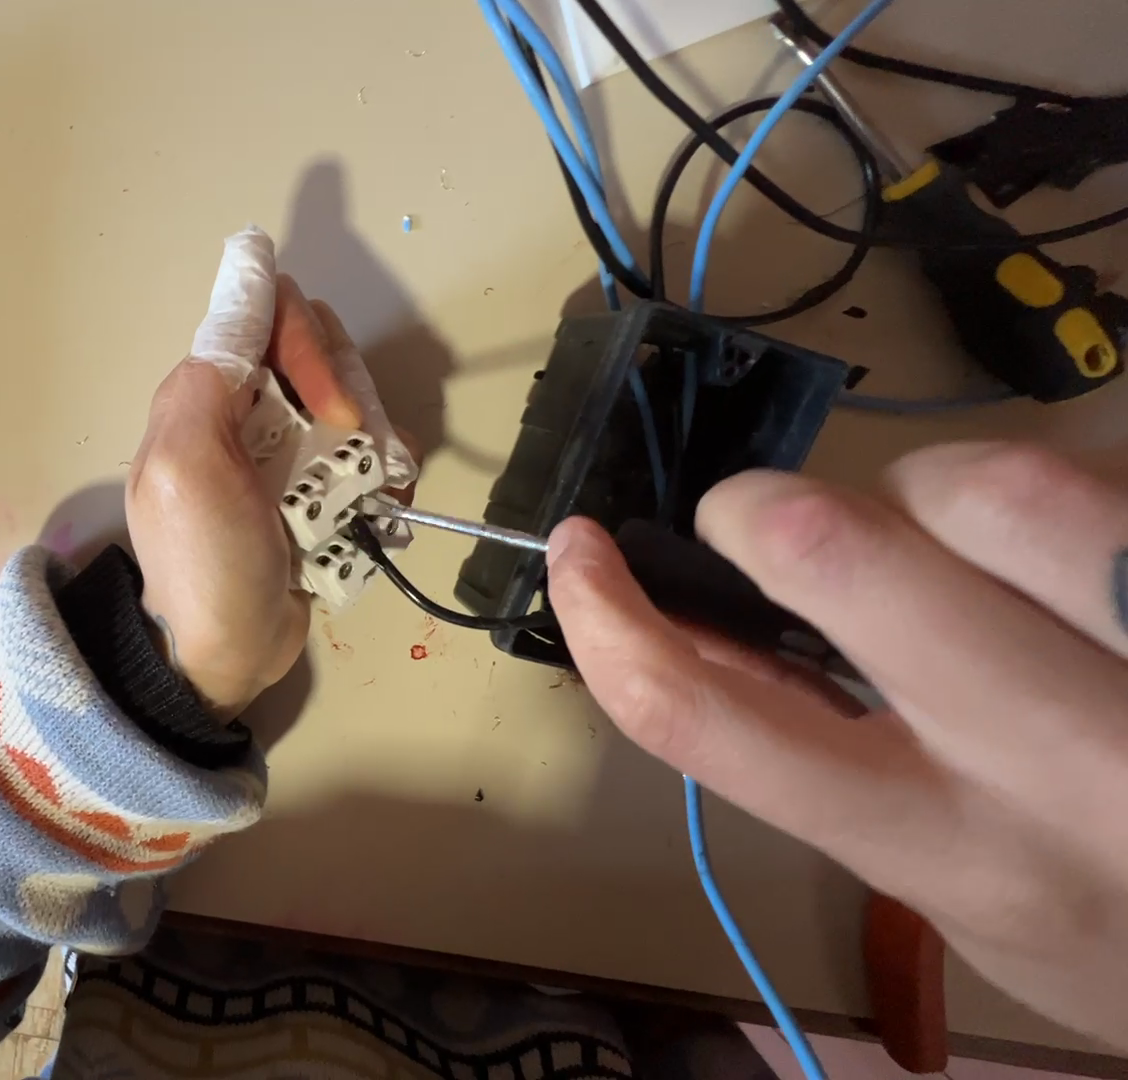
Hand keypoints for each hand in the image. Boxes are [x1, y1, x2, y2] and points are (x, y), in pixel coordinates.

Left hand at [125, 276, 361, 717]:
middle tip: (351, 454)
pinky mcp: (316, 482)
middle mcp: (243, 411)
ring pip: (349, 395)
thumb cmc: (206, 563)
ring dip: (373, 438)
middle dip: (347, 397)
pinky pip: (364, 446)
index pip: (265, 319)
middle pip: (317, 352)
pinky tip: (384, 503)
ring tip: (374, 490)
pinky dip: (383, 469)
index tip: (330, 411)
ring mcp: (283, 448)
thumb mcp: (185, 467)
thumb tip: (245, 267)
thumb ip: (210, 374)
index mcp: (204, 397)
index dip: (308, 348)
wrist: (226, 652)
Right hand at [546, 442, 1127, 1045]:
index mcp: (950, 846)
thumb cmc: (1094, 913)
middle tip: (758, 525)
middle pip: (838, 552)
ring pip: (984, 485)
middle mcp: (1074, 764)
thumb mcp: (911, 856)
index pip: (702, 715)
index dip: (604, 616)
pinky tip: (1075, 551)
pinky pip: (1107, 468)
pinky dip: (1050, 490)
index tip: (576, 551)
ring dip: (917, 487)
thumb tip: (665, 610)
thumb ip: (784, 733)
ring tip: (949, 535)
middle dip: (755, 511)